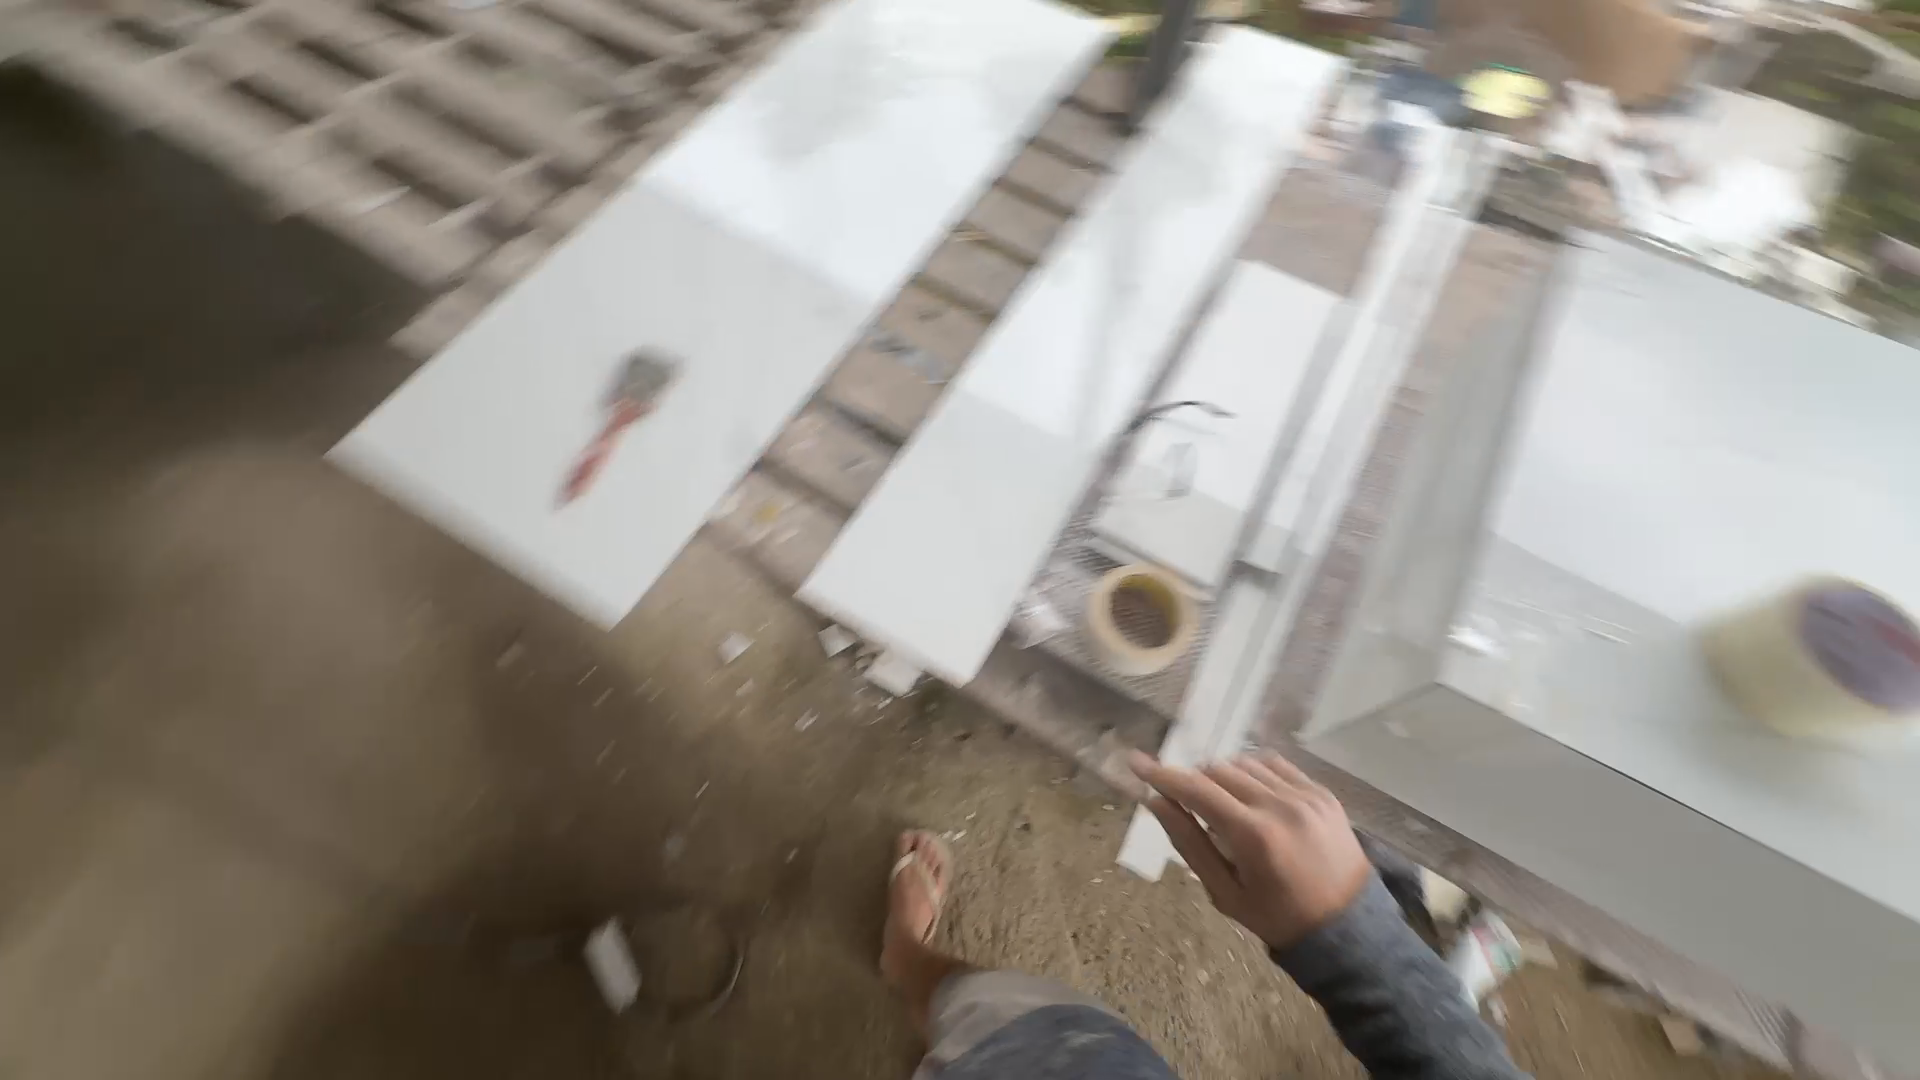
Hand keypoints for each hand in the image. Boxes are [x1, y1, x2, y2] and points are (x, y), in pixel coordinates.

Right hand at [1132, 751, 1370, 948]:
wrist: (1351, 932)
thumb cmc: (1279, 918)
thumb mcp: (1225, 893)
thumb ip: (1188, 843)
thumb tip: (1156, 802)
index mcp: (1254, 835)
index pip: (1196, 790)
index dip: (1161, 774)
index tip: (1135, 761)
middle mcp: (1279, 805)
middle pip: (1217, 770)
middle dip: (1195, 782)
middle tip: (1191, 806)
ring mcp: (1305, 795)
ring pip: (1244, 763)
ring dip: (1224, 777)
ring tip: (1227, 806)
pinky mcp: (1322, 792)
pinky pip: (1274, 764)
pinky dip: (1253, 772)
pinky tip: (1253, 795)